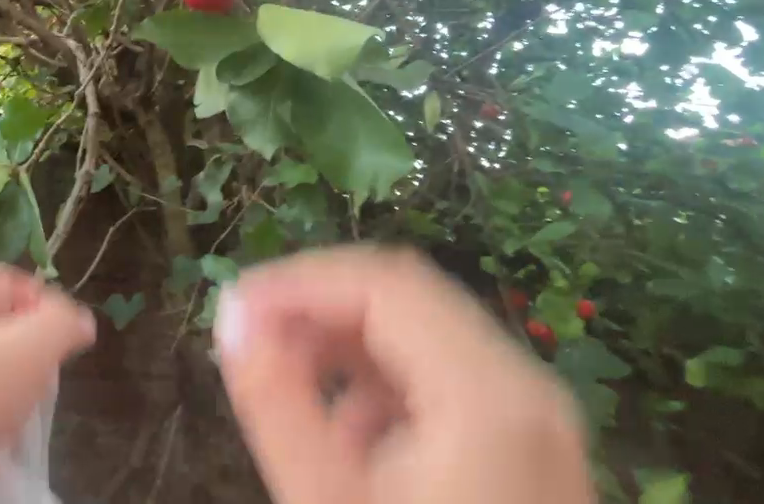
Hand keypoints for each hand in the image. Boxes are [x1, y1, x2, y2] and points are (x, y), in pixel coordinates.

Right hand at [214, 246, 594, 503]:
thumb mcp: (329, 501)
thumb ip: (274, 397)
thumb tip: (231, 313)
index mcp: (488, 395)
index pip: (380, 284)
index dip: (297, 281)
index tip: (233, 307)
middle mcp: (525, 386)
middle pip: (404, 295)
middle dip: (316, 305)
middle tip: (250, 333)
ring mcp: (532, 415)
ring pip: (420, 330)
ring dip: (342, 338)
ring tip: (284, 378)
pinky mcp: (524, 441)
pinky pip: (440, 372)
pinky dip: (378, 377)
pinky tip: (345, 430)